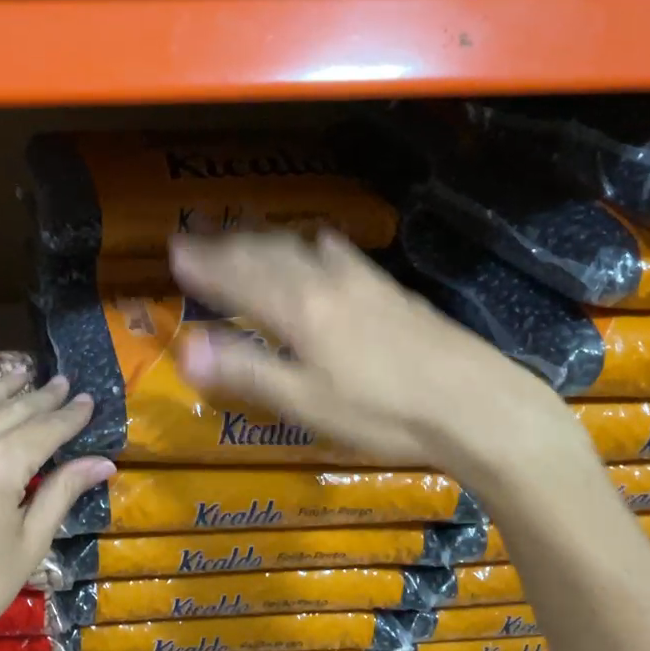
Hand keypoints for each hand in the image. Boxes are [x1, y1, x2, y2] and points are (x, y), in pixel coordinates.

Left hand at [0, 351, 114, 650]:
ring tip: (22, 375)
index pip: (46, 430)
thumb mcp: (29, 543)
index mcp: (2, 465)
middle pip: (11, 412)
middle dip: (41, 399)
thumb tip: (102, 462)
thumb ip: (61, 493)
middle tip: (63, 385)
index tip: (88, 401)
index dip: (70, 416)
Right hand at [168, 230, 578, 475]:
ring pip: (302, 250)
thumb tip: (186, 351)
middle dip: (226, 246)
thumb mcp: (305, 403)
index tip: (174, 251)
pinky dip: (312, 246)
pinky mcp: (391, 292)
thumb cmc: (381, 414)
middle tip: (194, 238)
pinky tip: (319, 243)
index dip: (205, 266)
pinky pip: (339, 254)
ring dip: (264, 240)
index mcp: (301, 311)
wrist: (475, 405)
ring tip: (241, 236)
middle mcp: (328, 284)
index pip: (240, 279)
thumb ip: (246, 372)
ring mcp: (364, 284)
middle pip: (268, 255)